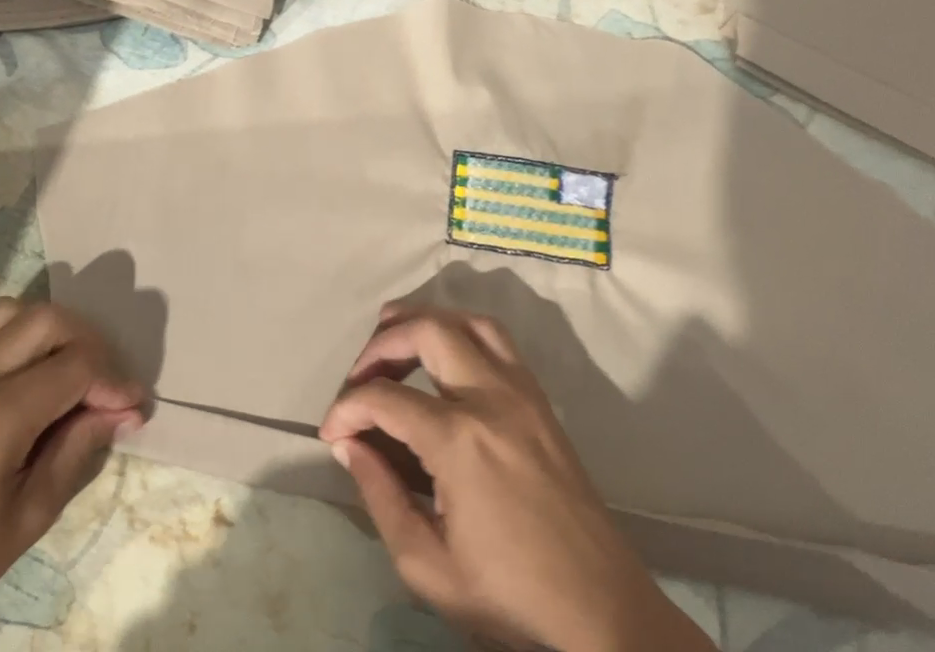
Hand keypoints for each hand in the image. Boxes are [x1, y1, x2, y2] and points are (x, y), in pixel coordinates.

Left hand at [0, 299, 144, 651]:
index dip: (115, 380)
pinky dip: (14, 329)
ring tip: (72, 371)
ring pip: (11, 309)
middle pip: (47, 319)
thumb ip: (78, 449)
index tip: (134, 406)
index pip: (75, 365)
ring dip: (53, 329)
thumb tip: (121, 410)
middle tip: (108, 385)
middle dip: (91, 343)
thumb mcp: (31, 515)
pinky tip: (30, 365)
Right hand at [321, 304, 714, 651]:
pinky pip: (500, 344)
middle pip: (428, 331)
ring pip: (471, 323)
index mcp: (459, 441)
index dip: (345, 409)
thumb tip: (349, 445)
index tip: (331, 434)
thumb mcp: (426, 564)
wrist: (603, 612)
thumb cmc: (511, 594)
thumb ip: (380, 495)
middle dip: (380, 345)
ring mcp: (525, 397)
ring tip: (394, 341)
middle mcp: (493, 401)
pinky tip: (443, 362)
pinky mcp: (543, 406)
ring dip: (425, 322)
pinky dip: (462, 334)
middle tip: (358, 378)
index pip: (383, 397)